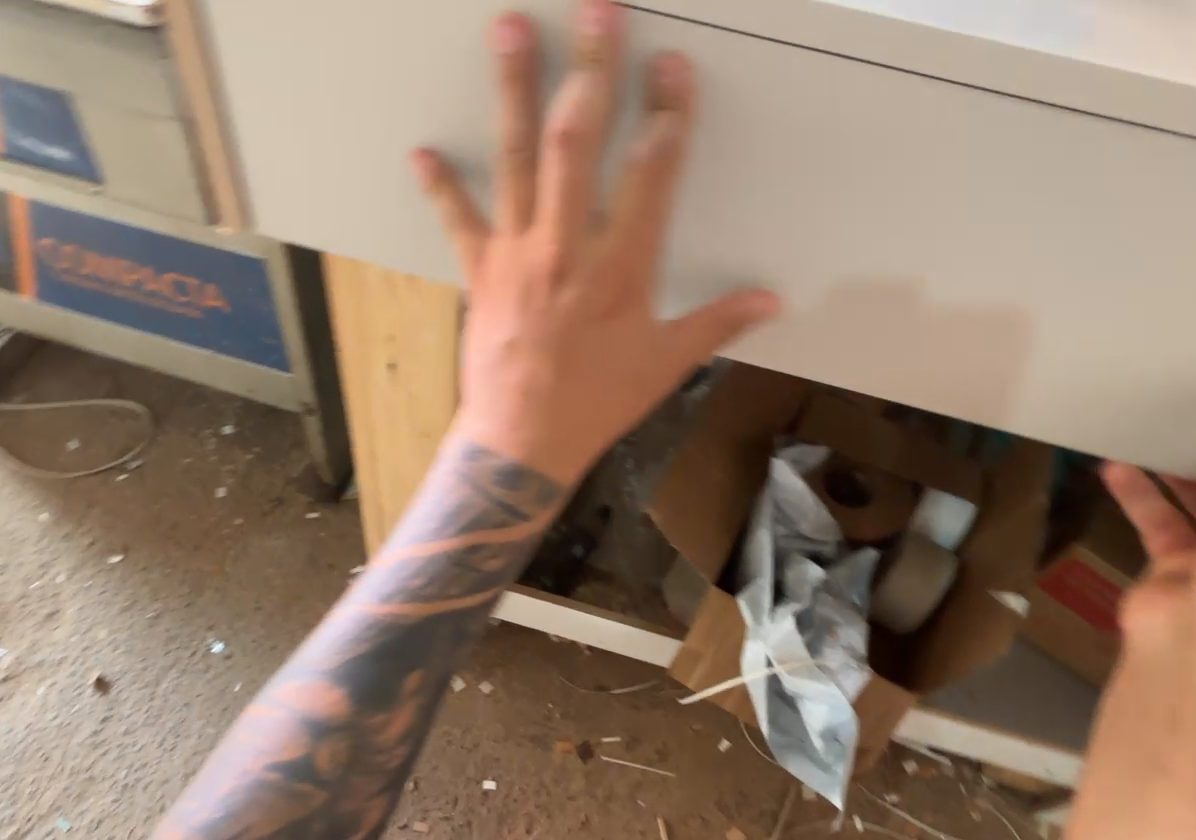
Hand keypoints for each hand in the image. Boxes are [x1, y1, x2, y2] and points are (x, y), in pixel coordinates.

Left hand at [411, 1, 780, 484]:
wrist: (523, 440)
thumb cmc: (597, 404)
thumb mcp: (665, 366)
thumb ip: (718, 323)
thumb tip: (773, 300)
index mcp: (621, 267)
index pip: (652, 173)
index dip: (667, 115)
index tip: (673, 66)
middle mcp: (567, 247)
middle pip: (578, 142)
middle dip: (591, 69)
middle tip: (597, 8)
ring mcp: (518, 255)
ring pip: (516, 161)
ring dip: (514, 91)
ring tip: (510, 28)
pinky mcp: (481, 273)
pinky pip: (458, 221)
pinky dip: (442, 187)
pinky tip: (423, 151)